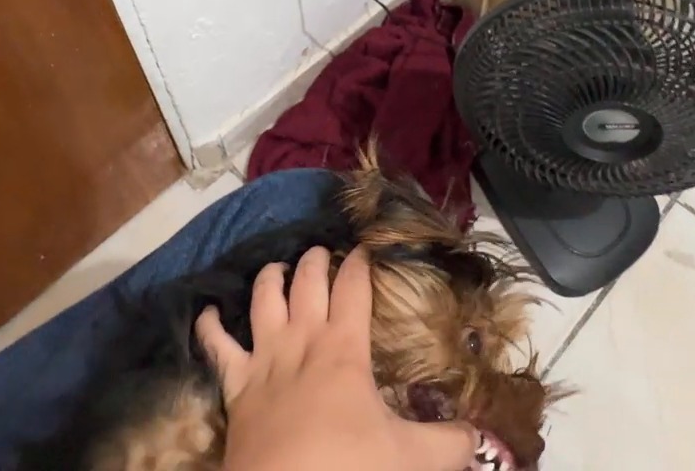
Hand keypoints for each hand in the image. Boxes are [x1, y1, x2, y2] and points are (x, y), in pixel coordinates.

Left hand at [195, 246, 477, 470]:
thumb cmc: (350, 469)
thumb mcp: (413, 459)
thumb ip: (452, 444)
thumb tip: (489, 441)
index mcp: (344, 348)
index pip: (353, 288)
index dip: (359, 263)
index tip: (365, 245)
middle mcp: (302, 340)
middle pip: (306, 282)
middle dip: (315, 261)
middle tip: (322, 252)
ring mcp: (265, 359)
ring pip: (263, 300)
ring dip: (270, 278)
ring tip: (277, 266)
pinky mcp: (236, 386)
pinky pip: (216, 347)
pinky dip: (209, 326)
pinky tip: (206, 311)